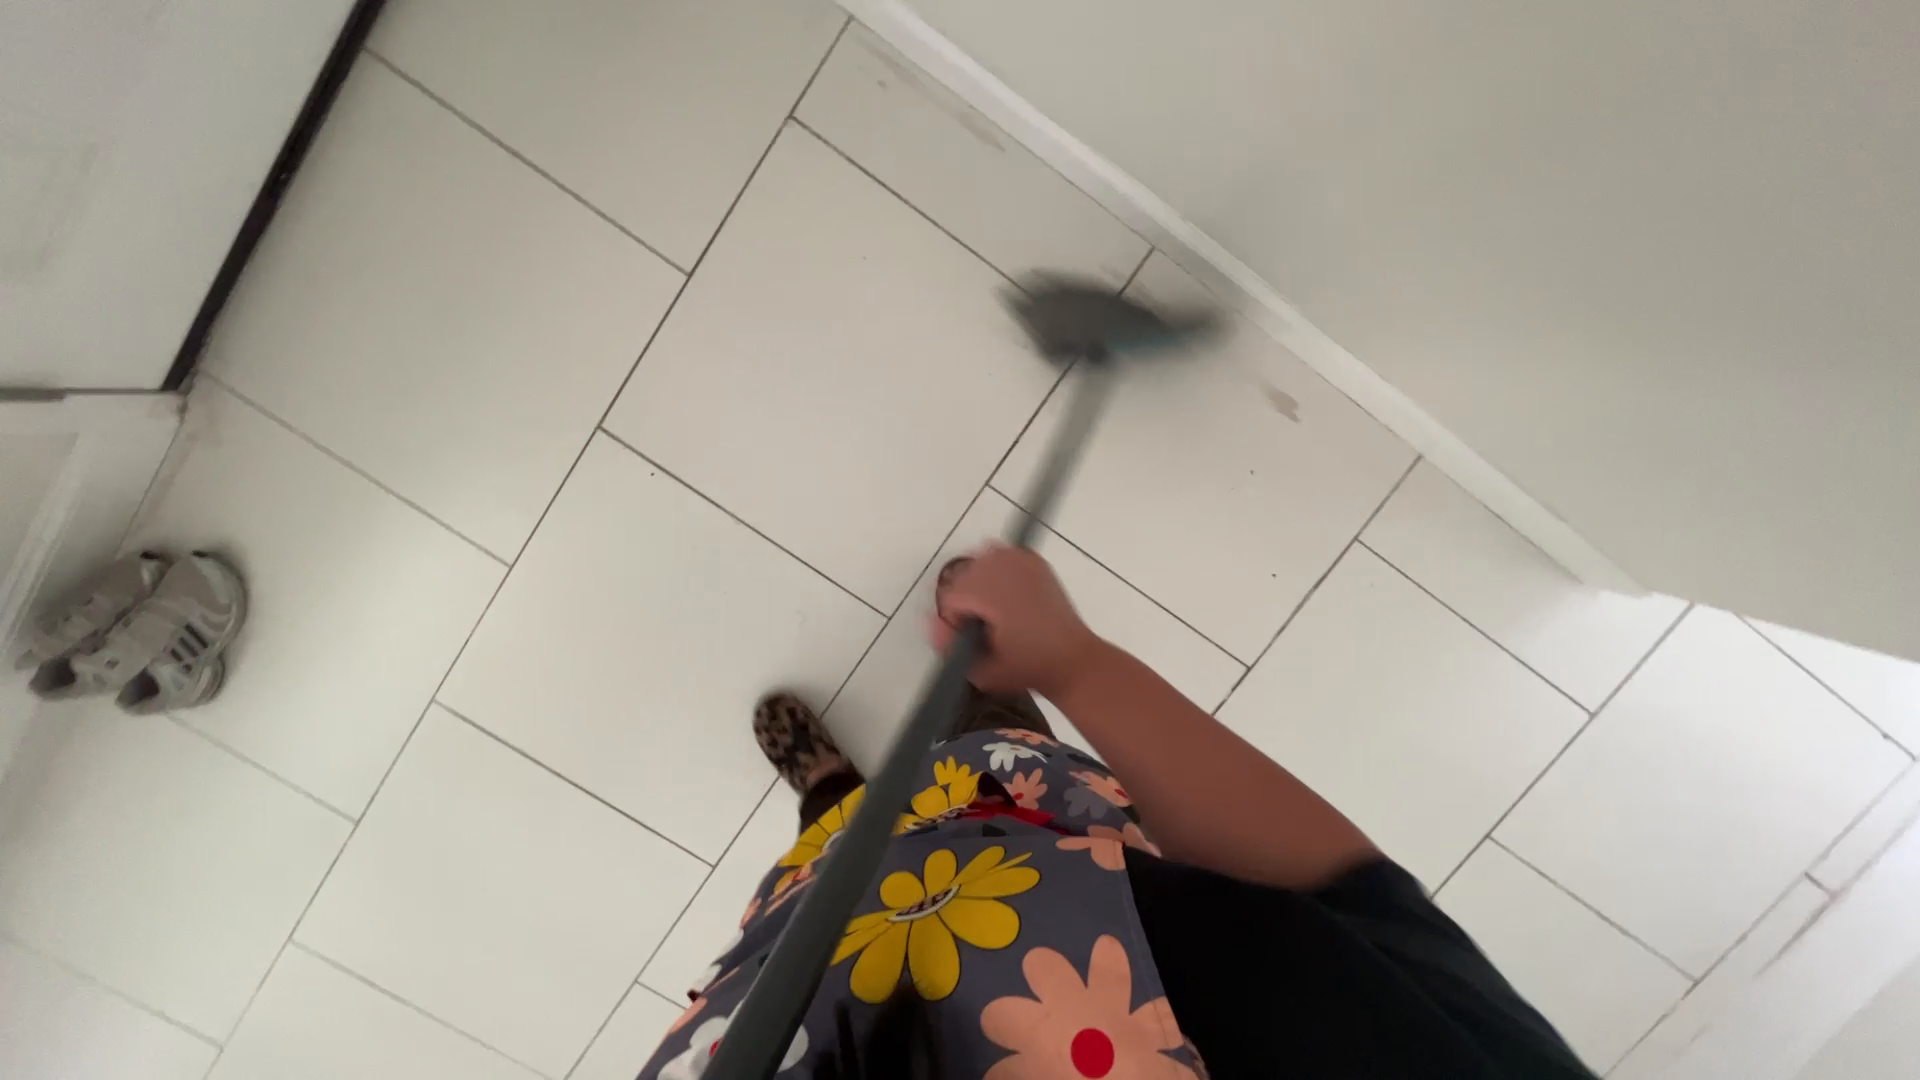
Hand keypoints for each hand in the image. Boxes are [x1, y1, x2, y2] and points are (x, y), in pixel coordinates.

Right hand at [928, 543, 1105, 696]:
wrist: (1073, 661)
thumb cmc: (1028, 668)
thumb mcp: (982, 669)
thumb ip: (949, 646)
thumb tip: (933, 624)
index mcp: (992, 593)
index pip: (950, 596)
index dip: (954, 619)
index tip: (969, 636)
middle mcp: (1005, 569)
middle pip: (963, 575)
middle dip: (965, 599)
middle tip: (980, 624)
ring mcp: (1024, 562)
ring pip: (981, 559)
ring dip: (979, 581)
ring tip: (991, 607)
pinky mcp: (1037, 563)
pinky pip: (1004, 553)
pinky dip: (998, 566)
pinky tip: (1004, 589)